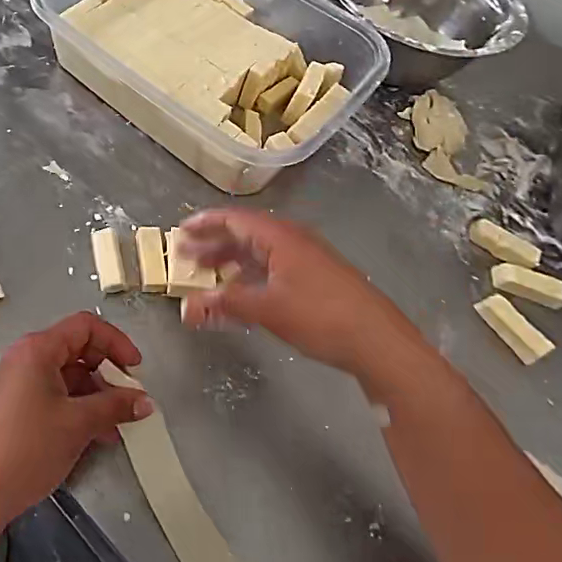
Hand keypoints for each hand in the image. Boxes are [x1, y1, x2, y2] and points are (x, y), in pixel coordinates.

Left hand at [0, 312, 151, 523]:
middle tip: (129, 398)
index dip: (116, 342)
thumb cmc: (28, 448)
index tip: (136, 369)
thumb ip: (115, 406)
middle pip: (77, 348)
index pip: (85, 326)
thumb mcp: (78, 424)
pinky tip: (97, 434)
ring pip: (69, 374)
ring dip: (96, 394)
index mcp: (38, 349)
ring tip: (118, 424)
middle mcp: (27, 357)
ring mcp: (20, 382)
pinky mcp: (18, 405)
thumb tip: (145, 401)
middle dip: (107, 371)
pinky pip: (56, 393)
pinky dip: (79, 407)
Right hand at [175, 209, 433, 377]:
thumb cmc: (321, 317)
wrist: (379, 342)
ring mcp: (307, 260)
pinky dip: (251, 277)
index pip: (235, 220)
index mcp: (280, 237)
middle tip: (185, 255)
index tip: (181, 231)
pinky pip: (273, 269)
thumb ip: (225, 304)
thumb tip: (187, 307)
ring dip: (231, 262)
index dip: (206, 224)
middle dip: (214, 245)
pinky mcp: (316, 280)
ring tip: (207, 276)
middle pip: (246, 235)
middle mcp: (293, 241)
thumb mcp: (268, 310)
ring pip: (260, 254)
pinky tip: (242, 295)